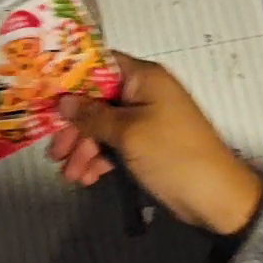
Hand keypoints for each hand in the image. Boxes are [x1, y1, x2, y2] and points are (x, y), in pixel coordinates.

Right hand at [49, 53, 262, 234]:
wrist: (217, 199)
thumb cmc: (172, 155)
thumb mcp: (128, 133)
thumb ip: (92, 116)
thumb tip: (62, 102)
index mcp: (143, 77)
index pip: (99, 63)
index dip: (71, 76)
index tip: (45, 94)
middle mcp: (142, 92)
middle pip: (96, 99)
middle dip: (74, 125)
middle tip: (54, 150)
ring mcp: (144, 119)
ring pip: (102, 125)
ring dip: (83, 147)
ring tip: (69, 174)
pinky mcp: (146, 144)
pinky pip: (114, 143)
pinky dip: (99, 158)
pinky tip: (86, 177)